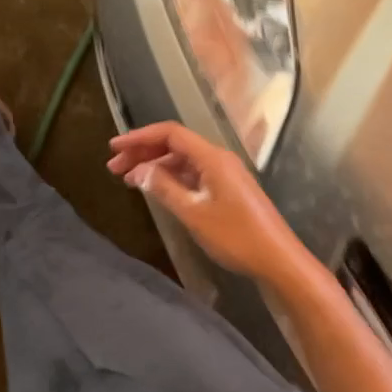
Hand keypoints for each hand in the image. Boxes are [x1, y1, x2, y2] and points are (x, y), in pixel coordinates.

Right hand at [107, 121, 308, 285]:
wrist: (277, 258)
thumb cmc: (236, 236)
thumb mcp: (194, 213)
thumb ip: (164, 188)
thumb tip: (138, 170)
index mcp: (212, 157)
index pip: (170, 133)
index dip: (140, 137)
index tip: (114, 147)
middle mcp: (218, 158)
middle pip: (175, 144)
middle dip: (144, 151)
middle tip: (114, 167)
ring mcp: (224, 172)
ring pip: (183, 159)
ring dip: (156, 165)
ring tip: (129, 179)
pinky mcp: (228, 188)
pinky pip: (193, 172)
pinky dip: (172, 177)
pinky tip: (157, 189)